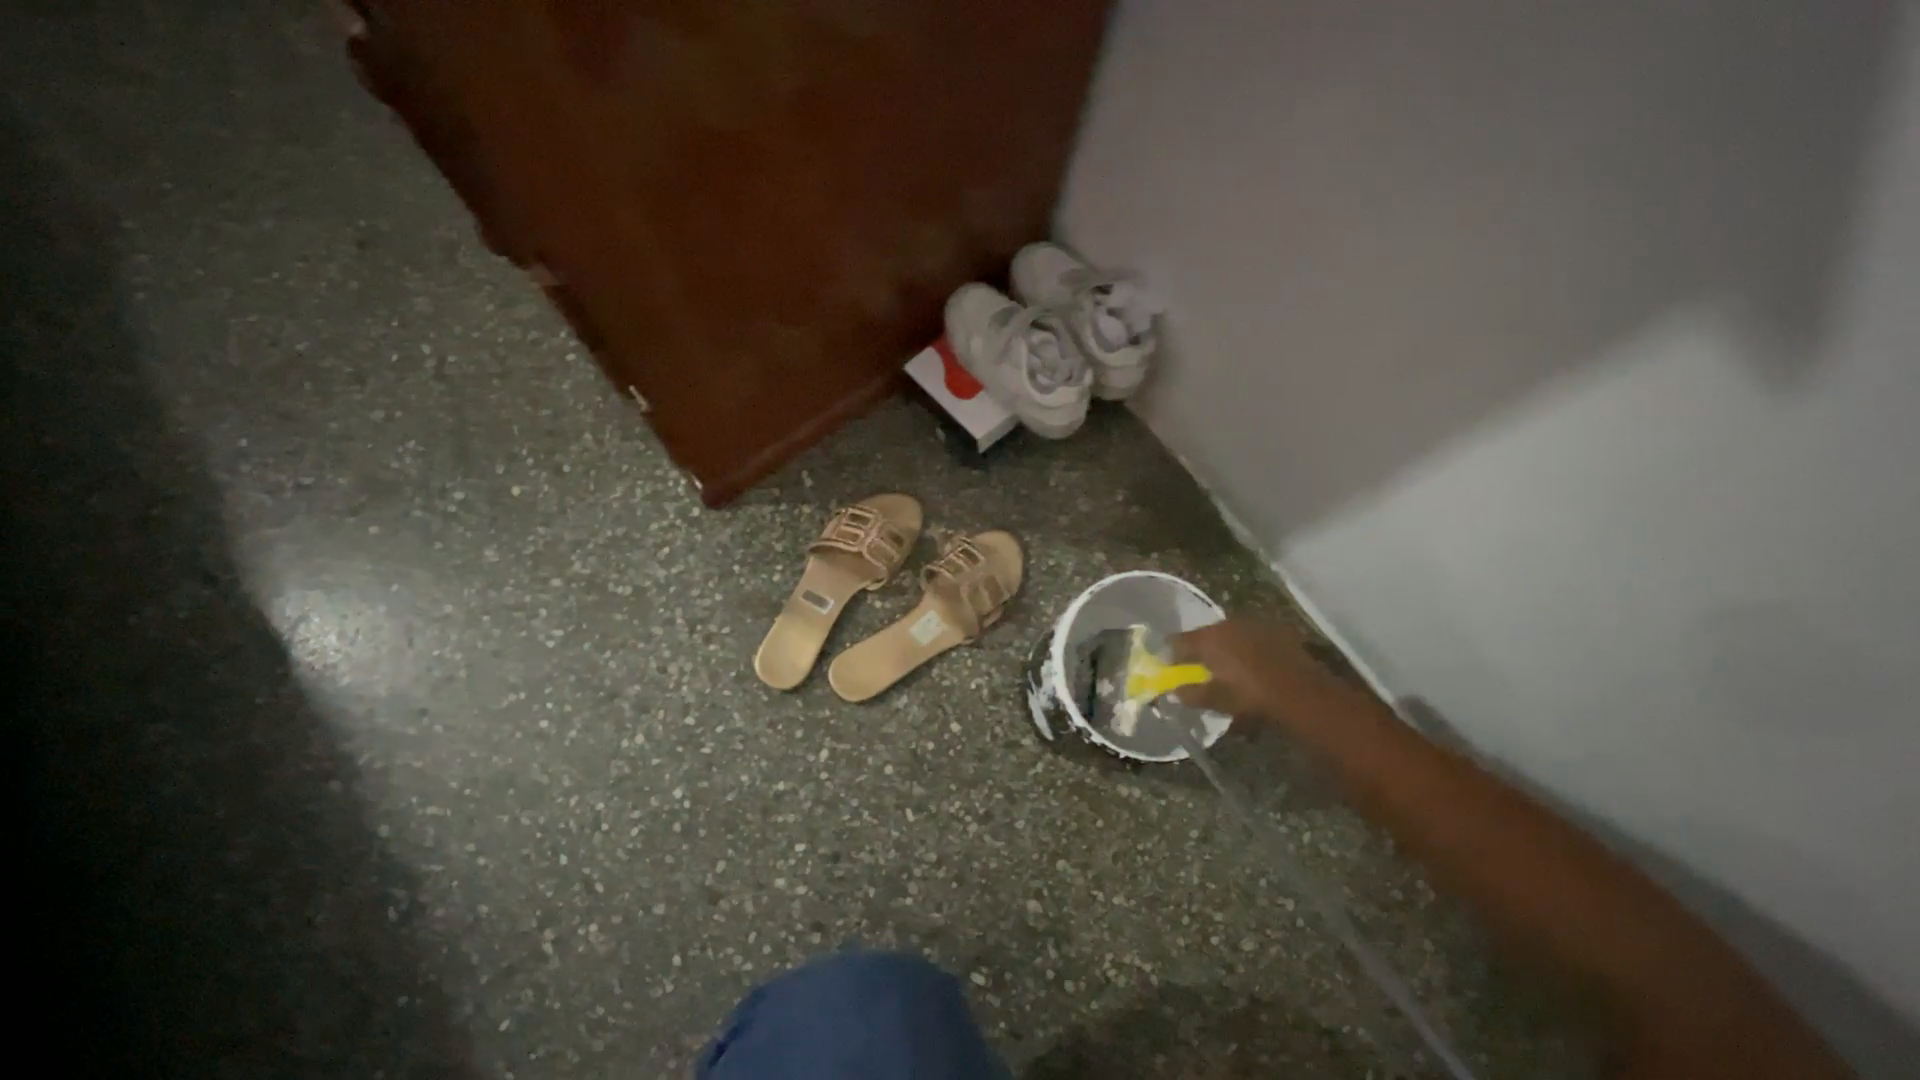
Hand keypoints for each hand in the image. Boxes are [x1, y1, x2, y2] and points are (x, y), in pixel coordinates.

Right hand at [1169, 618, 1342, 725]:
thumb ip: (1191, 694)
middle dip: (1201, 650)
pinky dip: (1248, 647)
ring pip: (1230, 634)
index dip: (1170, 654)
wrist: (1302, 691)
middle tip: (1201, 668)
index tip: (1169, 666)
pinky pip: (1252, 636)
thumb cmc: (1252, 696)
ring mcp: (1254, 624)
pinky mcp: (1277, 629)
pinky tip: (1255, 663)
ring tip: (1230, 667)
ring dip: (1226, 647)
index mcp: (1208, 639)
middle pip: (1205, 635)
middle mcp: (1228, 624)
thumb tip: (1175, 691)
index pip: (1178, 642)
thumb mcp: (1217, 700)